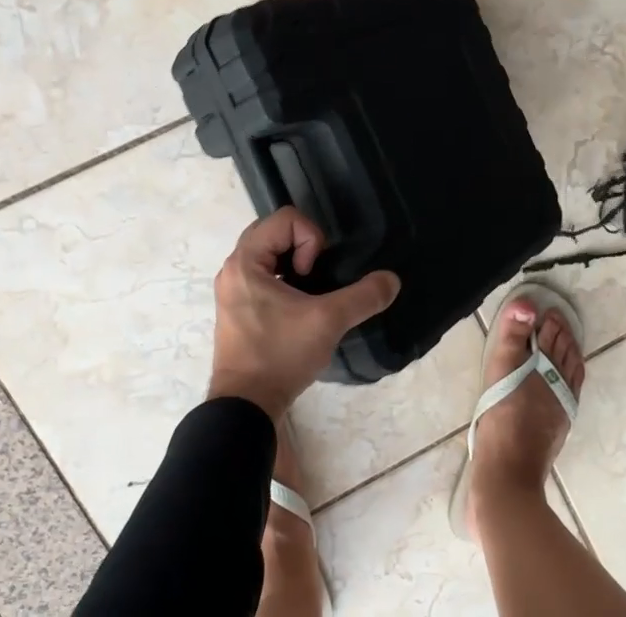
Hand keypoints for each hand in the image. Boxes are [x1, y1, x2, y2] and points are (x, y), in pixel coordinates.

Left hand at [209, 207, 401, 418]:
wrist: (245, 407)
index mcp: (245, 263)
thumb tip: (392, 280)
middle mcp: (233, 269)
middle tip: (316, 277)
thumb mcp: (328, 322)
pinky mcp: (238, 309)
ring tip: (310, 294)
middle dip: (303, 247)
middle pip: (274, 231)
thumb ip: (363, 296)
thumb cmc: (280, 355)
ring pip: (268, 254)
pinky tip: (299, 309)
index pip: (284, 218)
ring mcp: (233, 290)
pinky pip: (263, 275)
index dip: (309, 239)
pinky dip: (285, 280)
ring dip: (295, 264)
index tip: (312, 275)